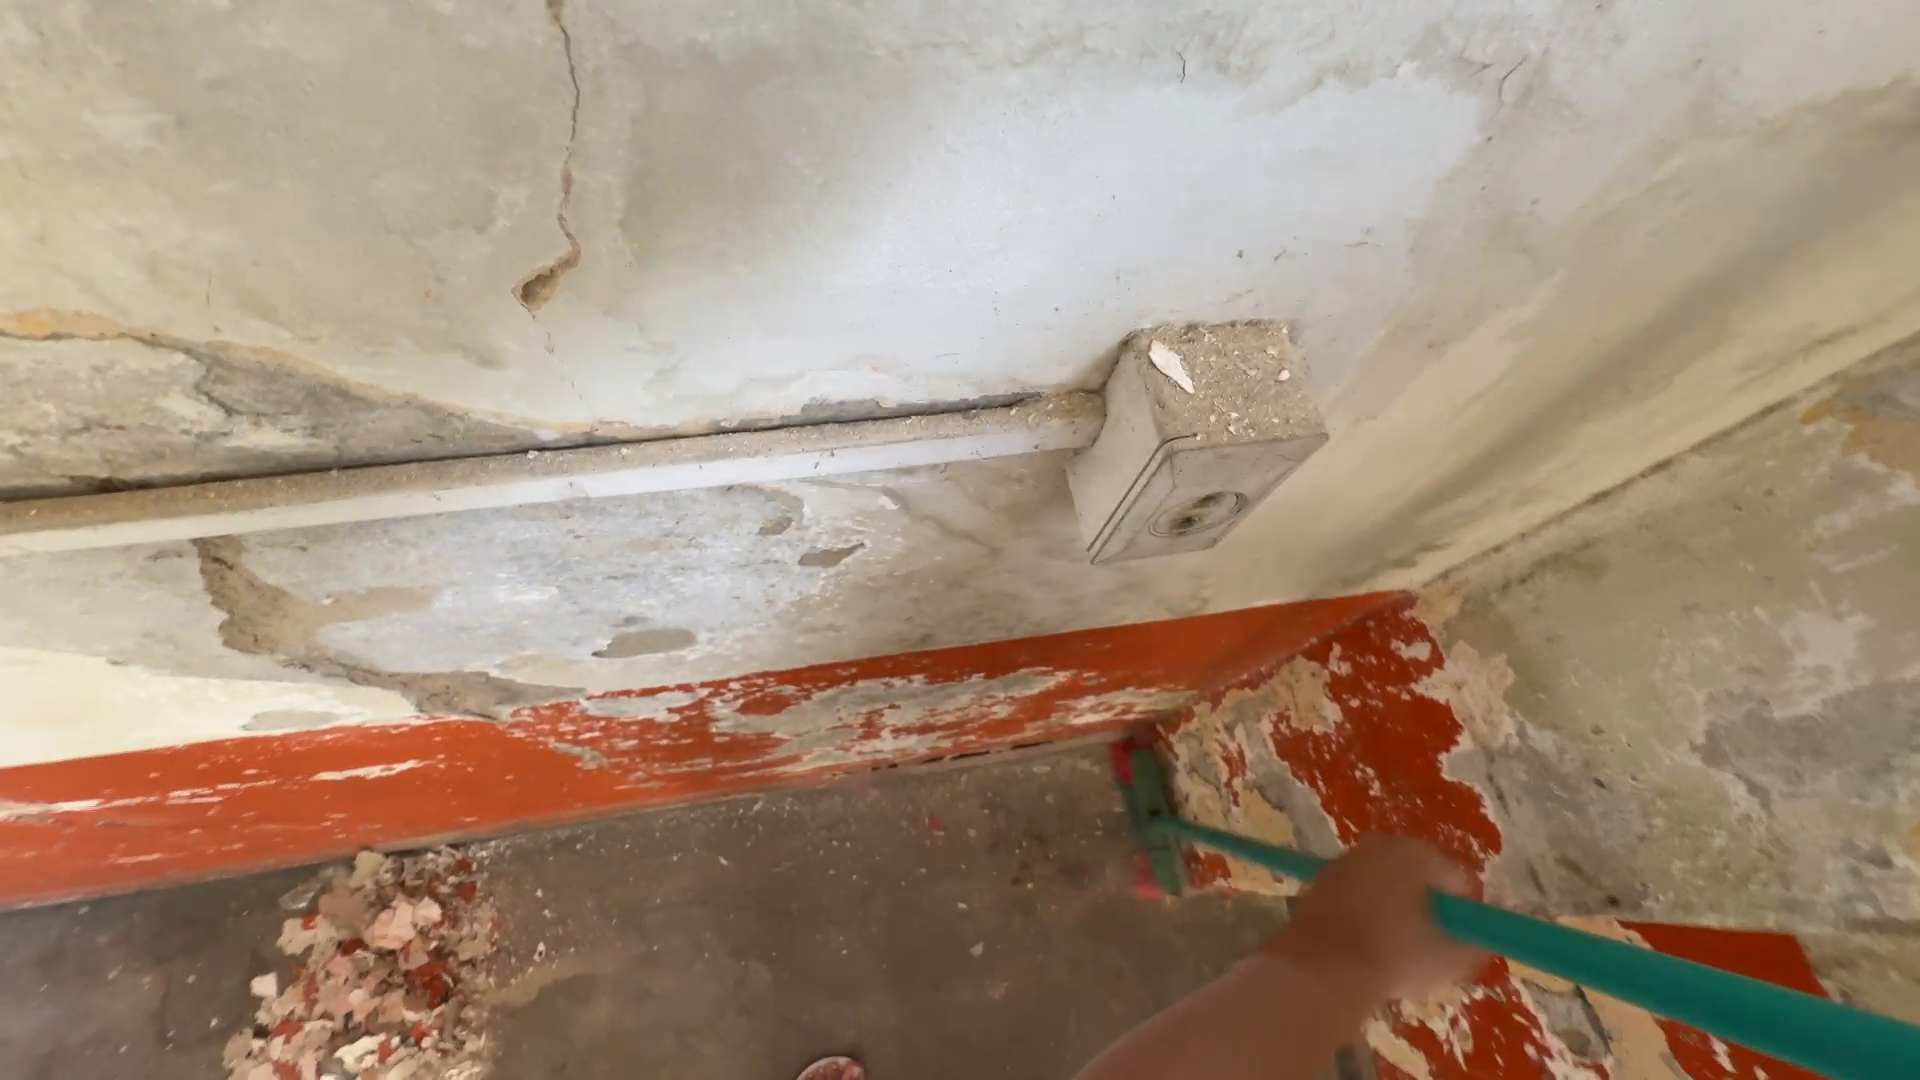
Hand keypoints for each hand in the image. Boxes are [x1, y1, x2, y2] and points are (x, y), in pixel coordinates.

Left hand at [1264, 835, 1486, 1000]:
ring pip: (1385, 879)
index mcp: (1417, 854)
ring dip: (1394, 901)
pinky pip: (1357, 888)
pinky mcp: (1322, 875)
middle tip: (1428, 939)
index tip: (1456, 937)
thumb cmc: (1397, 955)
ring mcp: (1347, 857)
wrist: (1326, 961)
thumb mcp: (1453, 958)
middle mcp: (1380, 845)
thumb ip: (1474, 941)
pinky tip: (1364, 935)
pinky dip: (1364, 904)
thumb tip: (1475, 936)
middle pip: (1418, 874)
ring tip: (1395, 941)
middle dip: (1426, 901)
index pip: (1456, 879)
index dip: (1461, 911)